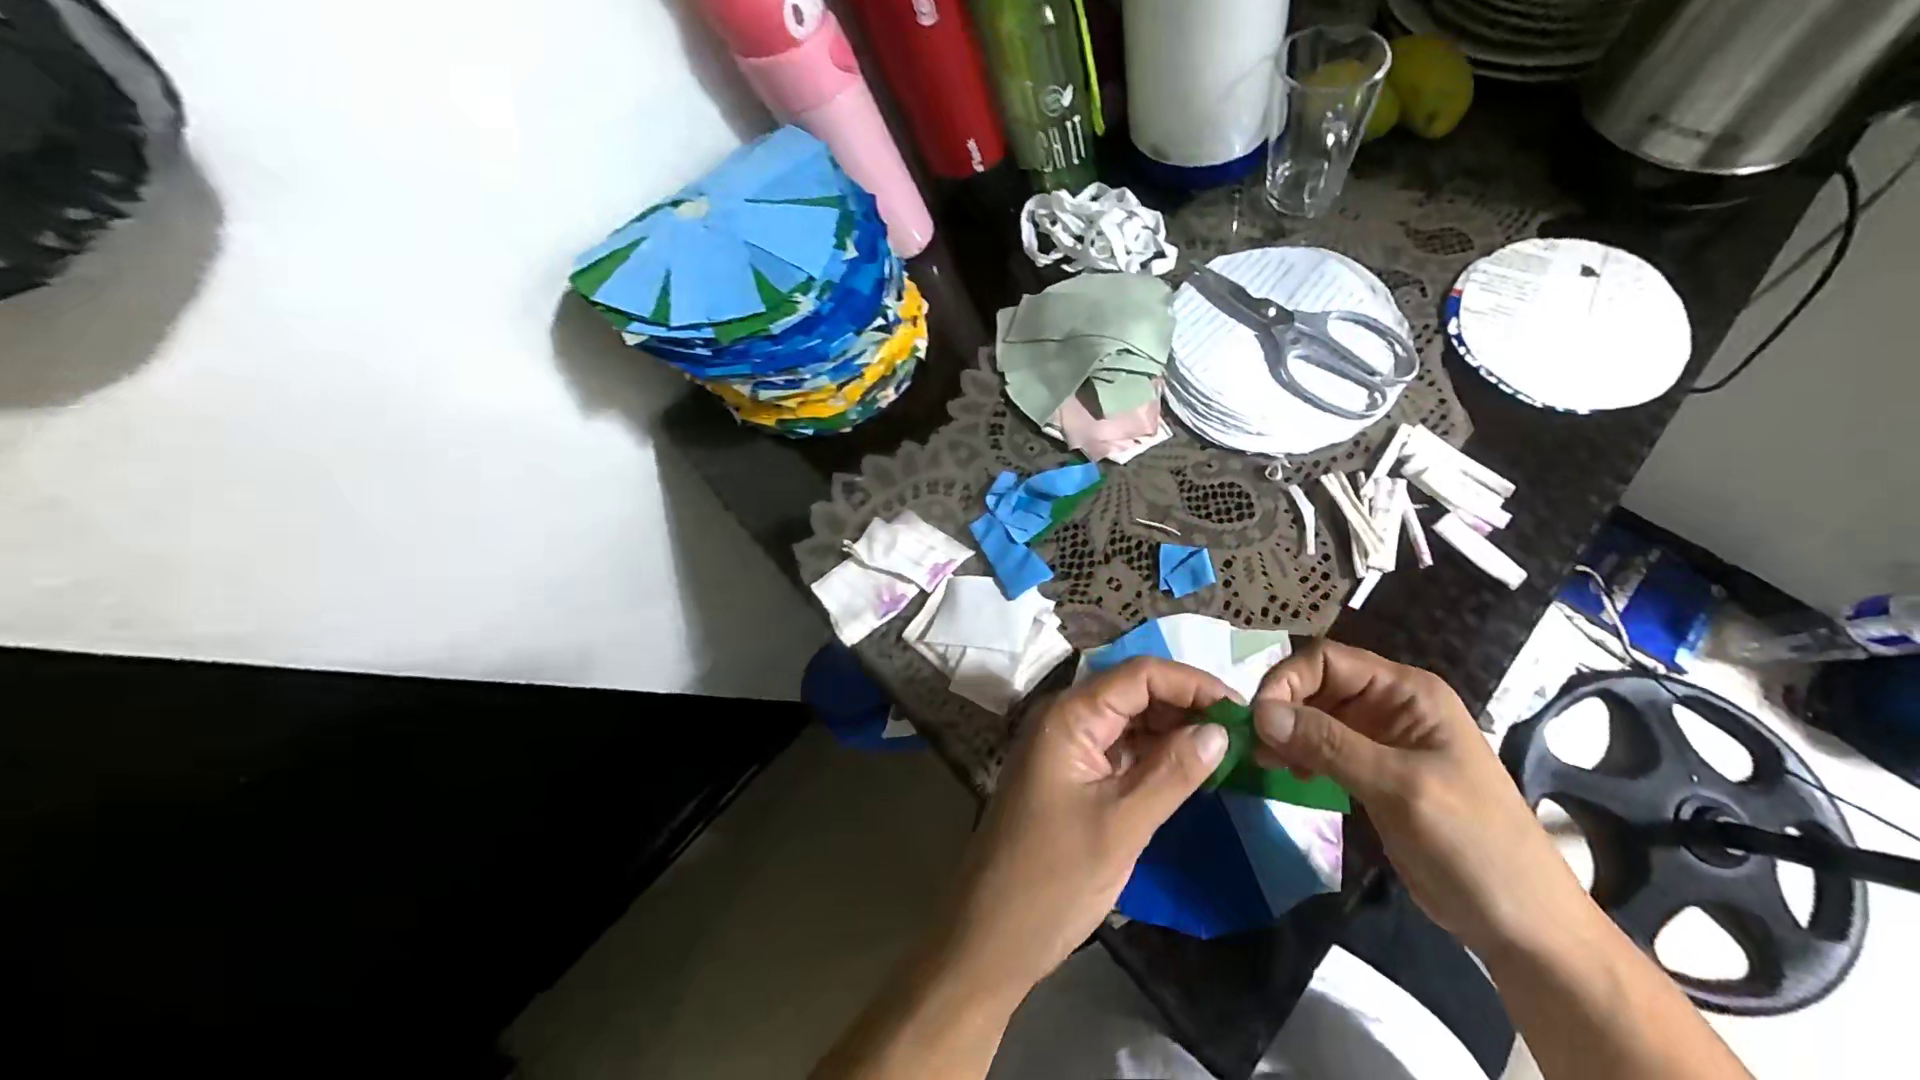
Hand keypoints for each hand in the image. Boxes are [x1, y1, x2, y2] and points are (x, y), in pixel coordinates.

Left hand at [930, 657, 1235, 999]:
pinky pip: (1120, 752)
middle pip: (1134, 693)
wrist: (991, 934)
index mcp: (1069, 718)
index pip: (1139, 675)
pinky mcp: (1071, 777)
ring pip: (1129, 722)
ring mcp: (1066, 749)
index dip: (1193, 684)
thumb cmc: (1053, 878)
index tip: (1243, 711)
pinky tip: (1190, 772)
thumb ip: (1173, 772)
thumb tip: (1221, 730)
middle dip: (1187, 706)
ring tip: (1227, 752)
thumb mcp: (1122, 824)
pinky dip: (1155, 757)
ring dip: (1174, 731)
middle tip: (1242, 735)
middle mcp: (1065, 721)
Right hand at [1250, 641, 1591, 958]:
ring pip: (1314, 715)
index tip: (1258, 721)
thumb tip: (1259, 712)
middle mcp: (1391, 705)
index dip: (1287, 681)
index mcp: (1408, 692)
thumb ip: (1328, 744)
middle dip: (1281, 708)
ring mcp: (1382, 738)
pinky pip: (1322, 746)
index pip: (1327, 660)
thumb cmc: (1471, 844)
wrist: (1522, 923)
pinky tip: (1289, 774)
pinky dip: (1298, 754)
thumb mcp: (1398, 787)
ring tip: (1267, 763)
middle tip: (1256, 747)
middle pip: (1317, 684)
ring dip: (1285, 732)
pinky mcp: (1373, 771)